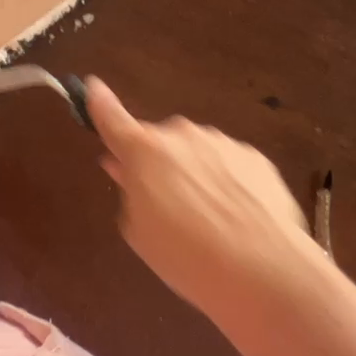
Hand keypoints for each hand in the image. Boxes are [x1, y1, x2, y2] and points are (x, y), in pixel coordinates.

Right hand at [86, 77, 315, 314]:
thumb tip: (127, 170)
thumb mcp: (139, 232)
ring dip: (197, 176)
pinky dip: (229, 186)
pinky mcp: (255, 158)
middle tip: (167, 207)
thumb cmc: (185, 256)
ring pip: (197, 153)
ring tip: (212, 224)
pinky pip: (230, 166)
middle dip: (160, 165)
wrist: (263, 270)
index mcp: (143, 150)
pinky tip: (239, 221)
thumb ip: (129, 192)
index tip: (91, 85)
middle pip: (160, 143)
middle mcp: (180, 134)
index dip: (98, 101)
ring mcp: (220, 142)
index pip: (111, 116)